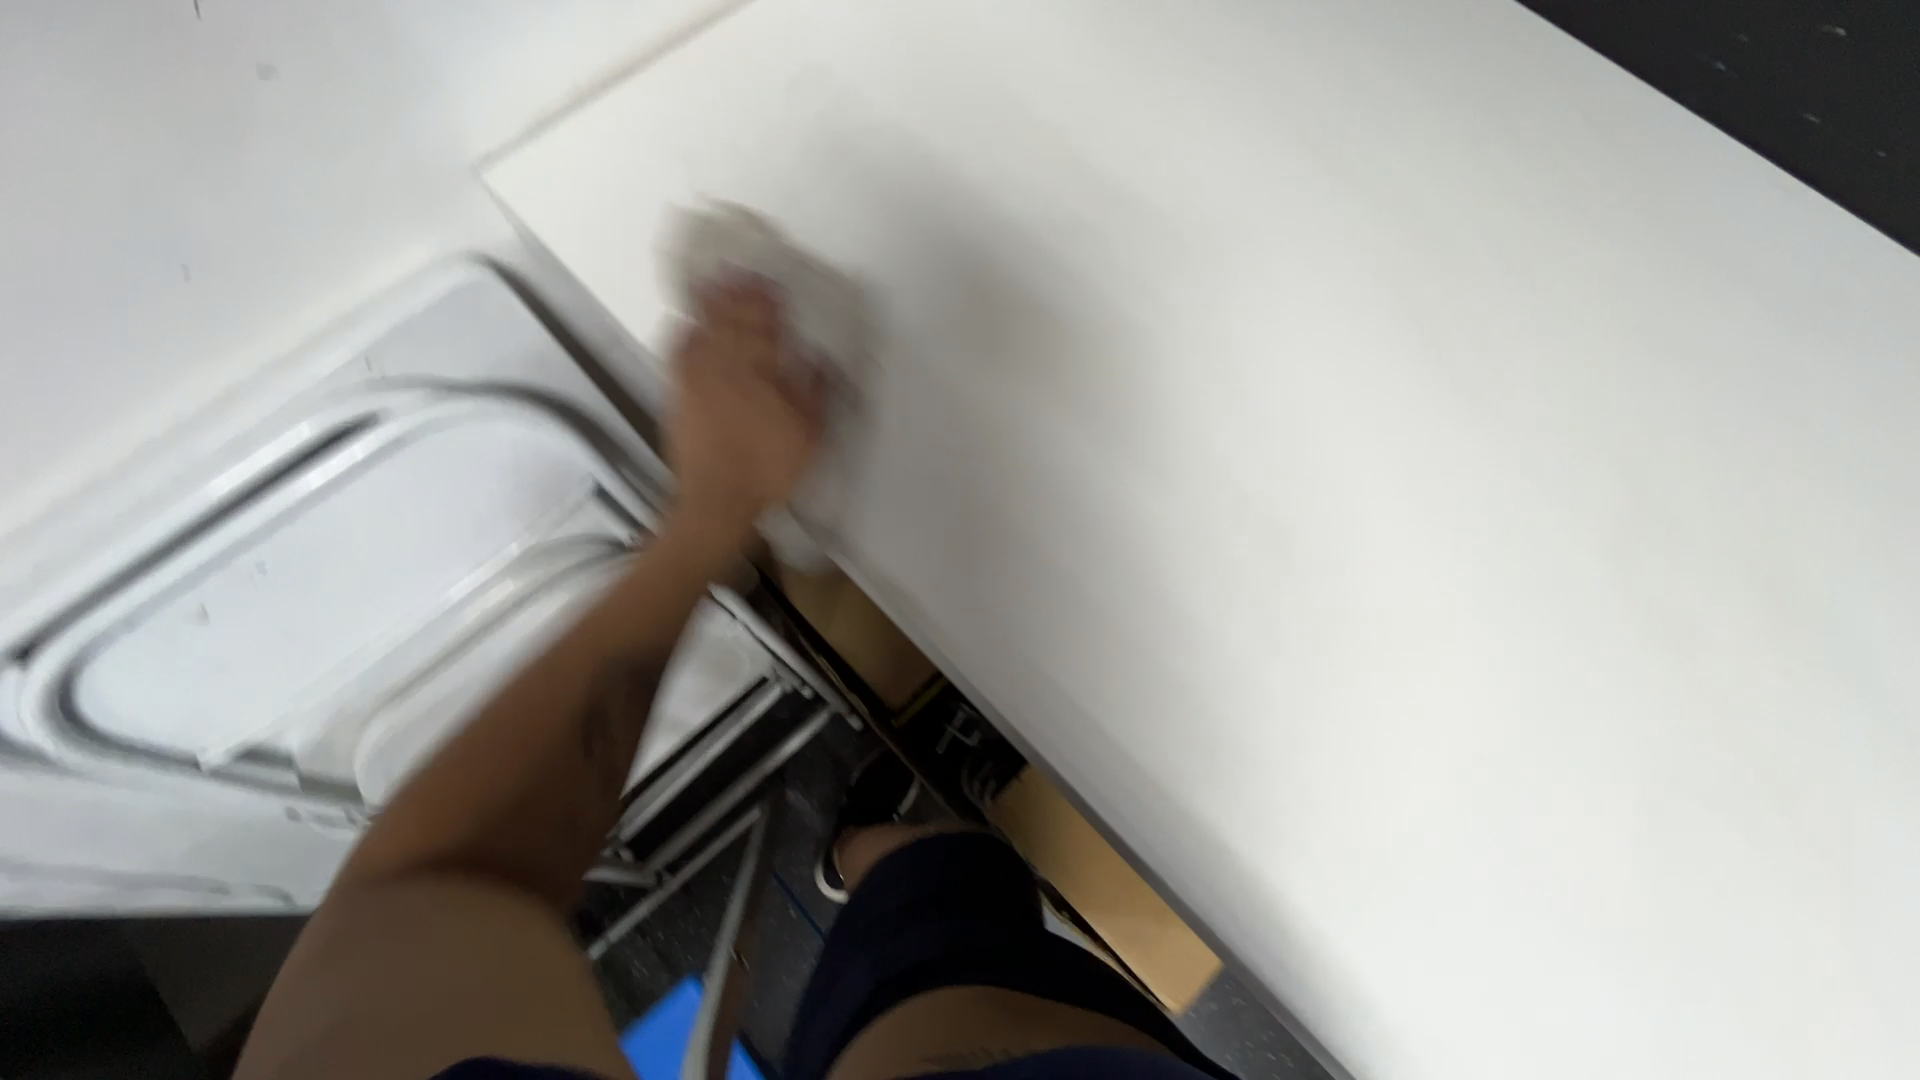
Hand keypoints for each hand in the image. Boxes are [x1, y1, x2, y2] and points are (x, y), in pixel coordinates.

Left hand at [665, 277, 828, 542]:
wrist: (717, 499)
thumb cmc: (768, 468)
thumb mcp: (809, 435)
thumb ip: (816, 394)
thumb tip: (819, 360)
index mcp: (759, 372)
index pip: (764, 327)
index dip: (767, 303)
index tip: (771, 283)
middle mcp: (725, 366)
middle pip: (731, 321)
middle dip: (738, 295)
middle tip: (742, 272)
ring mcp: (696, 379)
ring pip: (703, 330)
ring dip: (710, 305)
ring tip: (714, 283)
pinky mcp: (678, 396)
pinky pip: (678, 354)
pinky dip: (683, 335)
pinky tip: (685, 324)